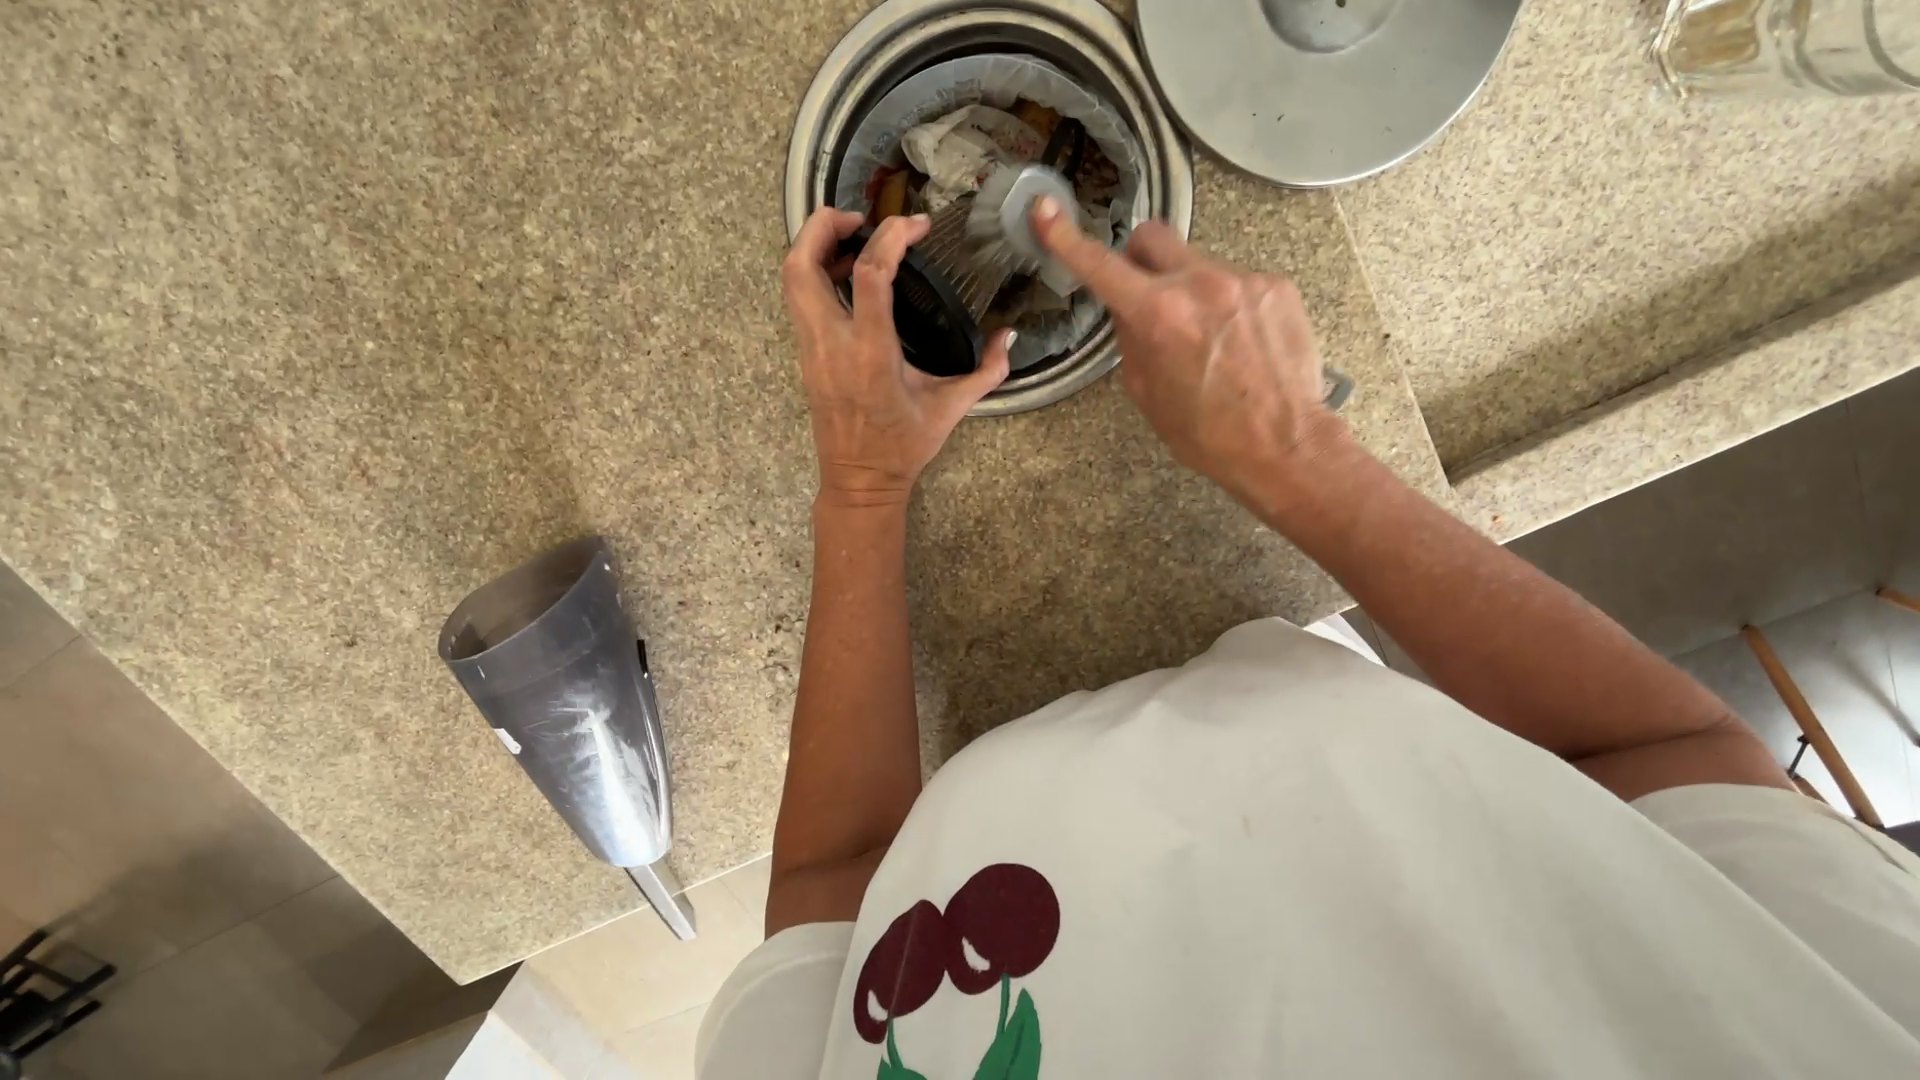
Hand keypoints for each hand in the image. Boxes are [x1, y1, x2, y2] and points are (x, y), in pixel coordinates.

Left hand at [782, 207, 1012, 508]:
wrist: (859, 480)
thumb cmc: (902, 447)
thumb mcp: (951, 408)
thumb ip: (986, 371)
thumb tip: (1009, 337)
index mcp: (871, 354)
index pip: (869, 274)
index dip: (892, 237)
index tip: (917, 226)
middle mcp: (832, 345)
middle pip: (802, 264)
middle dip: (823, 226)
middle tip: (859, 218)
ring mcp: (811, 350)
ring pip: (791, 280)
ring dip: (813, 247)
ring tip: (850, 241)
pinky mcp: (805, 356)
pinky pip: (798, 301)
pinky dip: (813, 275)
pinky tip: (847, 278)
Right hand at [1031, 198, 1347, 504]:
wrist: (1283, 444)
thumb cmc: (1208, 433)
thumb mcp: (1147, 393)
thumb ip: (1130, 340)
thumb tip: (1126, 311)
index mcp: (1159, 315)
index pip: (1100, 265)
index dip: (1065, 237)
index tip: (1046, 212)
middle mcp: (1201, 284)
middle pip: (1151, 236)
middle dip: (1139, 259)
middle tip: (1146, 294)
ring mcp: (1244, 280)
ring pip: (1198, 263)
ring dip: (1190, 289)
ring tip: (1208, 339)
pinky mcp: (1276, 286)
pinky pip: (1236, 280)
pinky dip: (1228, 303)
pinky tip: (1239, 341)